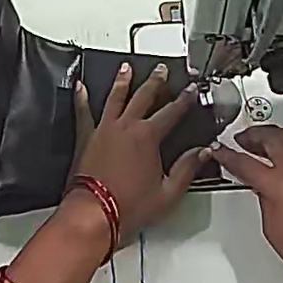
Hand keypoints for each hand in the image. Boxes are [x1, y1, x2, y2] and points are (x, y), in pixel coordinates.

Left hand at [68, 62, 209, 239]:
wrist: (93, 214)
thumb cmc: (127, 206)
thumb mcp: (168, 192)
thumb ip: (187, 169)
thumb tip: (201, 153)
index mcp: (148, 137)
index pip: (172, 112)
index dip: (184, 100)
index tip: (191, 90)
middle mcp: (126, 127)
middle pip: (144, 97)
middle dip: (155, 82)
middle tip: (161, 70)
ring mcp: (104, 130)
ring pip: (115, 97)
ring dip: (123, 81)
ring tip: (127, 68)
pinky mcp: (86, 137)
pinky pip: (83, 111)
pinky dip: (82, 98)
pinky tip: (81, 86)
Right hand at [209, 125, 282, 282]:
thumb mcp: (272, 227)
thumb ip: (263, 198)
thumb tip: (260, 187)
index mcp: (279, 184)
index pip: (245, 161)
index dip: (227, 154)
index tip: (220, 150)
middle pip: (271, 136)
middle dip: (252, 135)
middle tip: (241, 139)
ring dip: (275, 134)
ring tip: (264, 140)